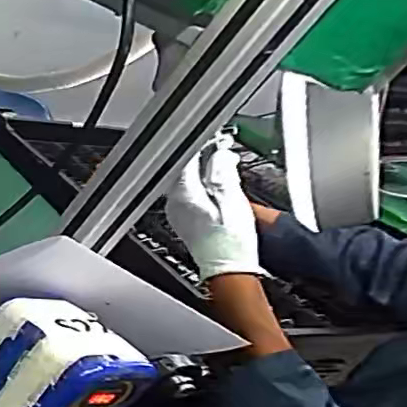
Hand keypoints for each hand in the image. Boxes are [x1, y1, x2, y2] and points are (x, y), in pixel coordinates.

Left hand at [165, 134, 261, 278]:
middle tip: (222, 150)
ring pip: (187, 181)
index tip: (215, 139)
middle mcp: (174, 203)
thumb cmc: (230, 240)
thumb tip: (218, 154)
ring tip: (225, 167)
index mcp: (183, 195)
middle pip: (184, 169)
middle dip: (203, 157)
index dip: (201, 145)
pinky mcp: (184, 219)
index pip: (184, 160)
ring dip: (205, 171)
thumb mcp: (232, 200)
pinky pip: (190, 194)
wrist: (227, 268)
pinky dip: (203, 186)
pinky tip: (219, 188)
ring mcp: (177, 212)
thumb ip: (222, 173)